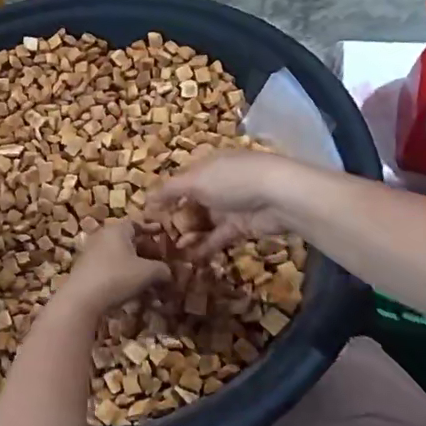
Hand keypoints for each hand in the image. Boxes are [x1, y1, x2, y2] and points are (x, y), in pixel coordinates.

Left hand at [58, 221, 170, 310]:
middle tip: (159, 260)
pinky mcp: (86, 271)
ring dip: (134, 265)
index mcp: (117, 230)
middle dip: (145, 250)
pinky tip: (132, 289)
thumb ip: (162, 269)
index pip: (136, 223)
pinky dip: (123, 274)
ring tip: (149, 278)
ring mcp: (91, 254)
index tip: (162, 233)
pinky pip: (109, 268)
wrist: (82, 299)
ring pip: (119, 256)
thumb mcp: (147, 272)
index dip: (151, 229)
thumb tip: (168, 272)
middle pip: (127, 240)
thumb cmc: (117, 277)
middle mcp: (102, 237)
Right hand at [150, 149, 302, 253]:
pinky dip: (204, 247)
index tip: (147, 213)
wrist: (279, 196)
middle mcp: (218, 184)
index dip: (165, 195)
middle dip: (175, 218)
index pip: (181, 180)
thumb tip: (146, 198)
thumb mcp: (196, 180)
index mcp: (207, 166)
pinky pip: (217, 237)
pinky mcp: (241, 226)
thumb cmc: (232, 180)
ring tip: (169, 250)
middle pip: (191, 202)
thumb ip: (170, 190)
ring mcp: (230, 206)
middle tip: (155, 236)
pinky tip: (188, 259)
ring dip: (188, 235)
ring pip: (203, 221)